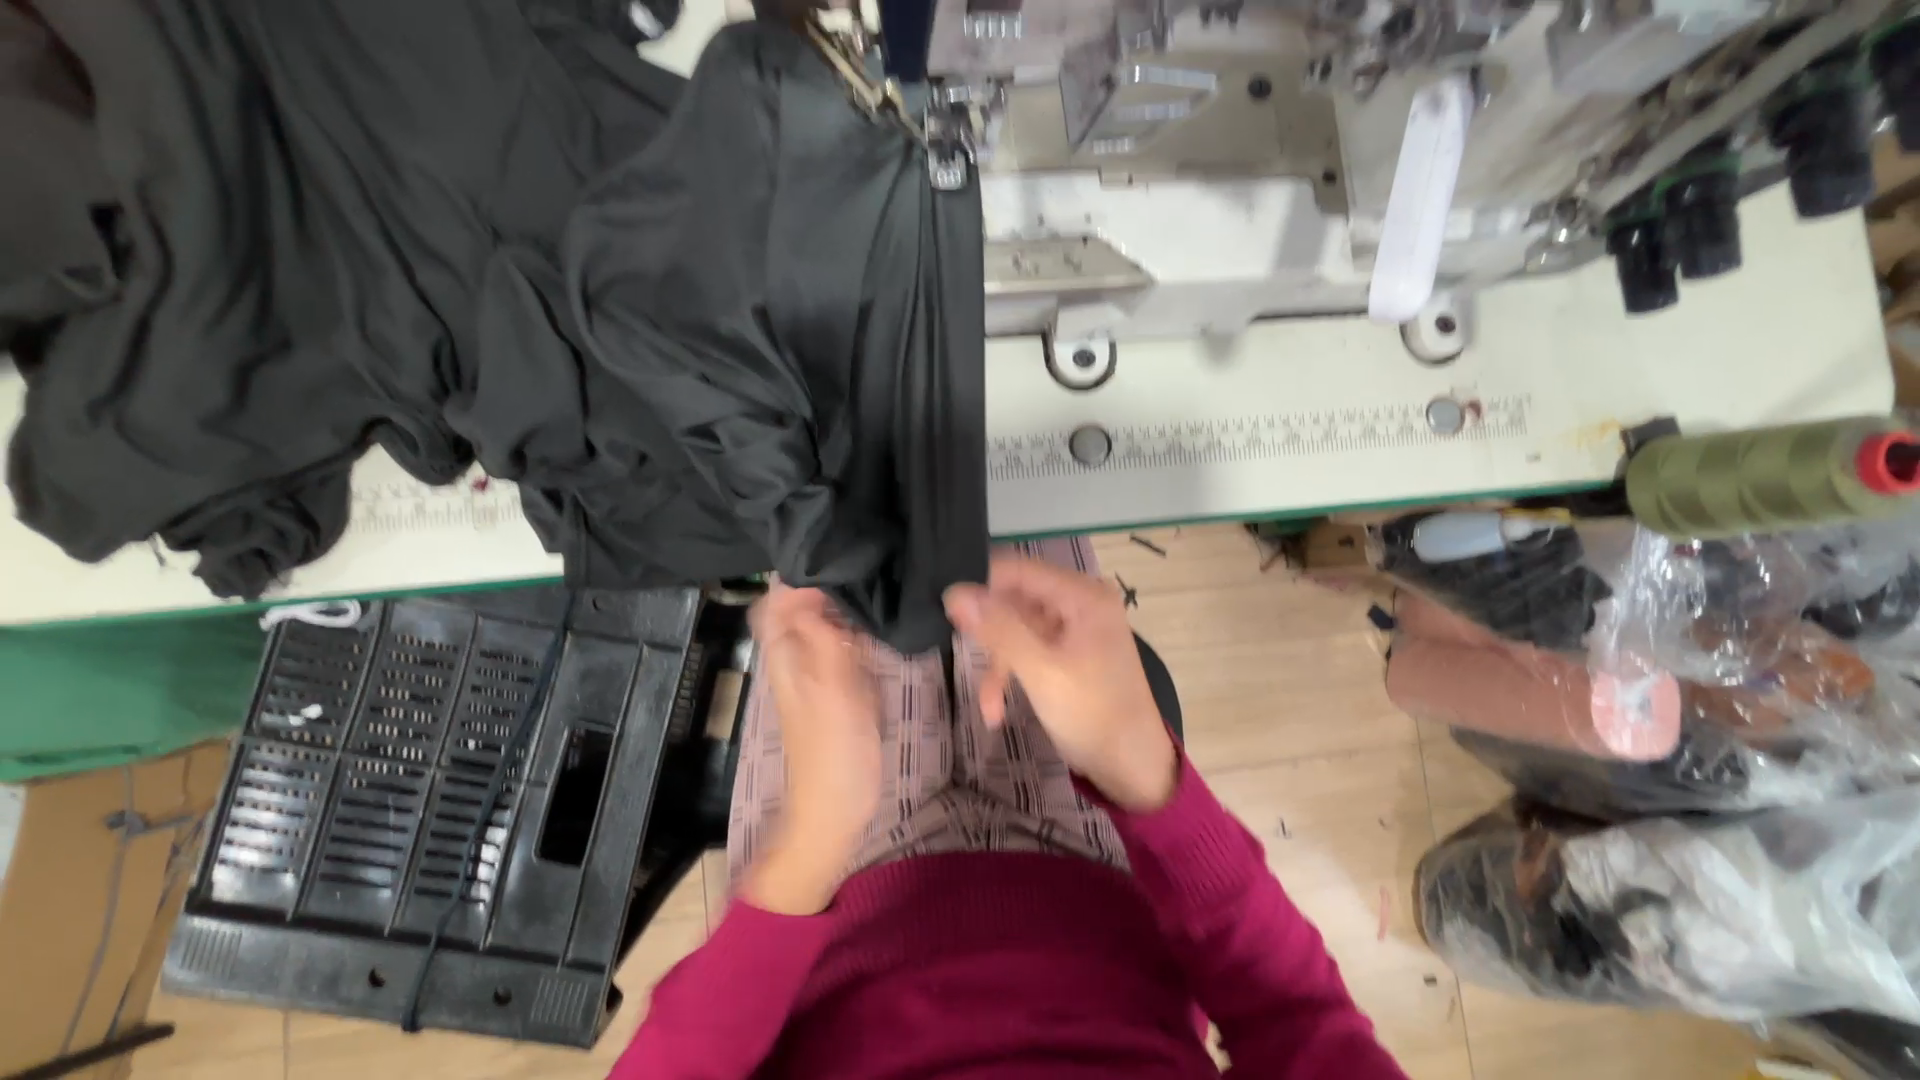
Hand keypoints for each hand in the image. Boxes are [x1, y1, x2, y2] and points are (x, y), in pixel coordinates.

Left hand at [743, 585, 882, 913]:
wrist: (837, 806)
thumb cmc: (833, 748)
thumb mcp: (830, 685)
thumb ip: (822, 635)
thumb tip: (813, 583)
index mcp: (784, 652)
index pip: (780, 594)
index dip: (802, 570)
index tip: (840, 552)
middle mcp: (795, 654)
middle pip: (800, 603)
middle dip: (827, 580)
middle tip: (868, 561)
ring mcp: (816, 669)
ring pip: (823, 620)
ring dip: (844, 602)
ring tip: (879, 581)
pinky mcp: (838, 684)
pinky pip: (842, 643)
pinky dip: (857, 628)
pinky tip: (881, 621)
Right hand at [944, 554, 1178, 811]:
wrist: (1132, 768)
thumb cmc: (1092, 714)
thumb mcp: (1040, 671)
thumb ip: (998, 629)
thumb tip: (954, 593)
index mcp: (1082, 595)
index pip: (1018, 570)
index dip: (981, 586)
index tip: (947, 612)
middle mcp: (1080, 603)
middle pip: (1014, 602)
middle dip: (990, 638)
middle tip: (963, 658)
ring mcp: (1075, 630)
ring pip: (1016, 631)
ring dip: (998, 667)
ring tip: (989, 706)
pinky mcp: (1068, 655)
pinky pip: (1028, 652)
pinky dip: (1012, 677)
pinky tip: (997, 711)